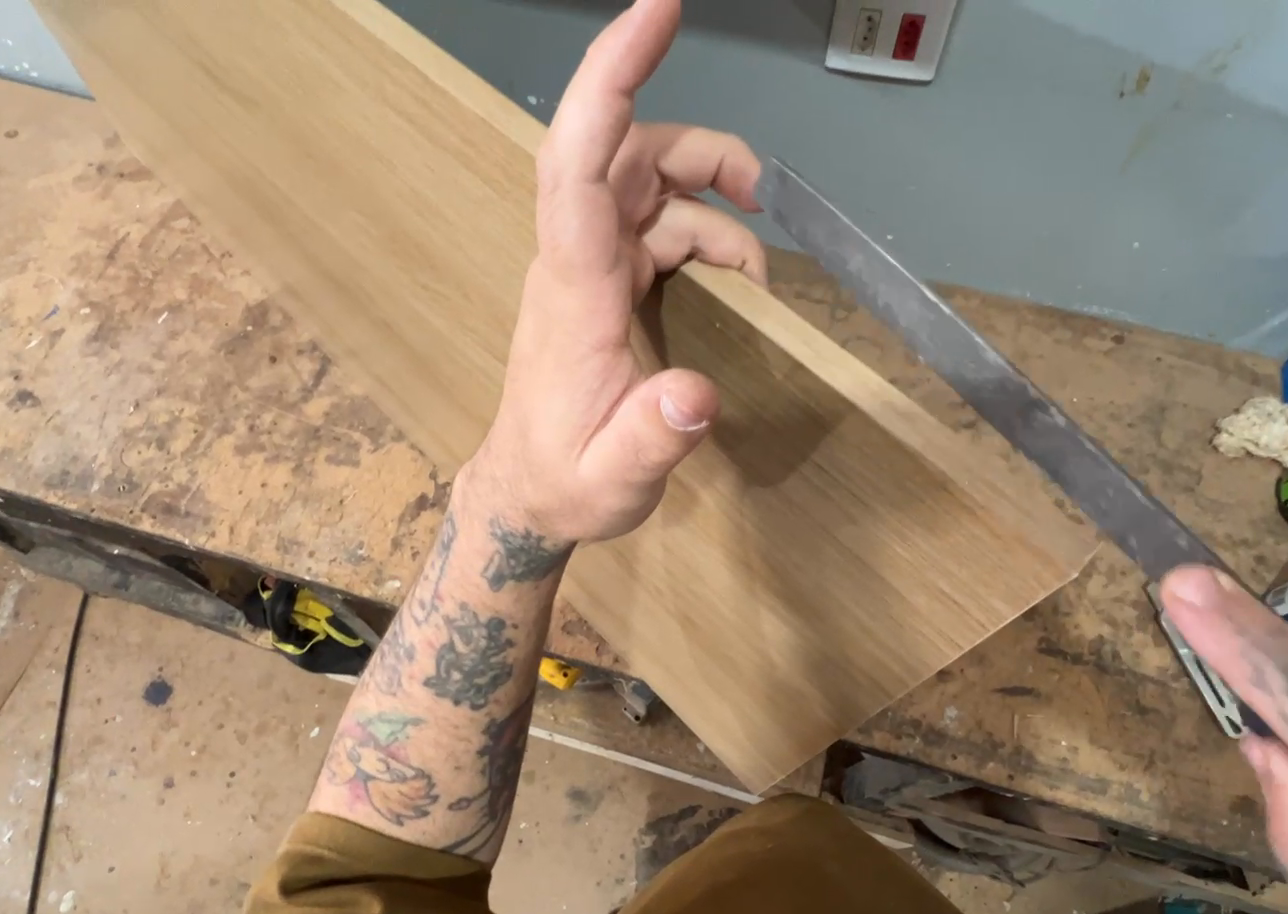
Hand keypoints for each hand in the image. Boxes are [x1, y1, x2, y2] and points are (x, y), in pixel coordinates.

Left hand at [465, 0, 767, 544]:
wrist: (529, 492)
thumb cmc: (564, 482)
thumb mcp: (613, 479)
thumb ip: (652, 439)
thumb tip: (698, 396)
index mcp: (574, 294)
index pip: (578, 164)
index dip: (610, 80)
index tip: (657, 9)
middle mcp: (574, 265)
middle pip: (623, 158)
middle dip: (695, 149)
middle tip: (758, 188)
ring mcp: (586, 272)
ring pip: (641, 186)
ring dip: (706, 193)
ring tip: (757, 248)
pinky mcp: (601, 288)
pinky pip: (649, 227)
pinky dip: (699, 233)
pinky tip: (733, 274)